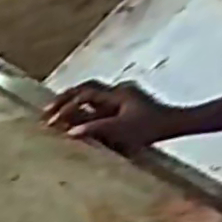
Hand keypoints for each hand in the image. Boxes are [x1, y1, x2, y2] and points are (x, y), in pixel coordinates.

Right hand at [42, 81, 187, 150]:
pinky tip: (70, 121)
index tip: (50, 122)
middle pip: (84, 89)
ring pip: (88, 96)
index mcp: (118, 94)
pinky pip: (93, 104)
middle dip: (62, 99)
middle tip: (44, 112)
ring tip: (52, 117)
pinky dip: (78, 111)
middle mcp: (118, 91)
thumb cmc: (151, 127)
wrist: (177, 123)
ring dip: (69, 105)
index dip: (64, 106)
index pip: (84, 94)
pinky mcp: (120, 106)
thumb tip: (68, 132)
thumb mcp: (121, 129)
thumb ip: (95, 129)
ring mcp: (120, 98)